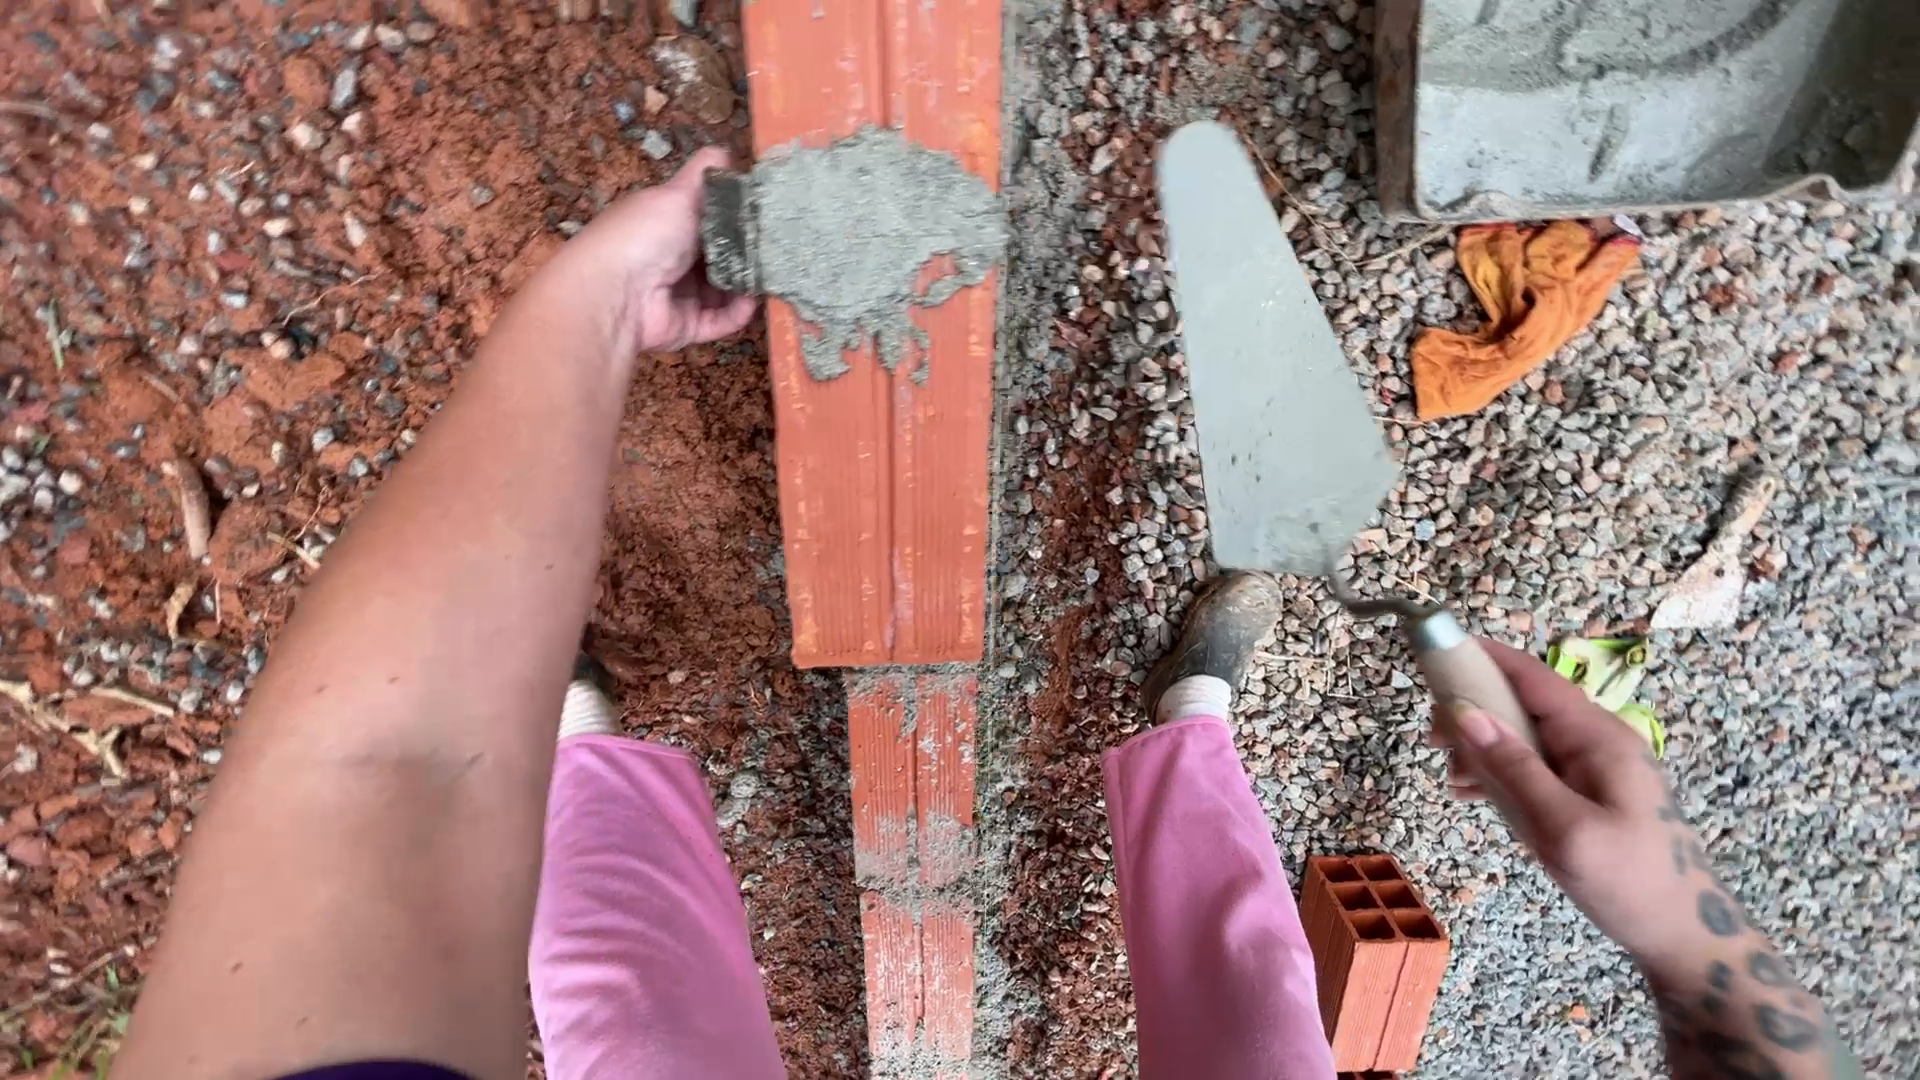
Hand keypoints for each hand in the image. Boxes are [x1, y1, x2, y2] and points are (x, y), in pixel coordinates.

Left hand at [545, 146, 758, 354]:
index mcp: (670, 223)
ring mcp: (683, 293)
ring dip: (749, 285)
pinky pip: (721, 320)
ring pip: (727, 290)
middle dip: (750, 255)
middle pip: (724, 256)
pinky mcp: (690, 325)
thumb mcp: (678, 192)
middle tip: (778, 250)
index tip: (768, 215)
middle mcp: (677, 257)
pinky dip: (739, 313)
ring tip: (773, 277)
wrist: (616, 292)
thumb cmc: (646, 234)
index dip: (738, 217)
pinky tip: (753, 301)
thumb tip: (729, 153)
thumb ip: (707, 176)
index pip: (711, 218)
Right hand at [1441, 641, 1718, 964]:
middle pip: (1520, 701)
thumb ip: (1514, 767)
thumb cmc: (1628, 882)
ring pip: (1518, 731)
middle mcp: (1595, 740)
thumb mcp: (1563, 827)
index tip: (1436, 650)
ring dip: (1477, 745)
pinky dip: (1494, 768)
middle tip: (1434, 742)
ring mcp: (1590, 764)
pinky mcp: (1582, 787)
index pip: (1534, 677)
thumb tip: (1463, 711)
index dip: (1485, 656)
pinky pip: (1527, 760)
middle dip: (1470, 711)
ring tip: (1453, 779)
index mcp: (1598, 738)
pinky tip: (1471, 793)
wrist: (1685, 940)